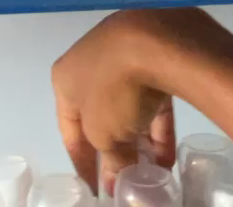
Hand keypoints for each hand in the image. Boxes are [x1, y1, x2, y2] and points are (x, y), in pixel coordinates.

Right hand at [52, 8, 228, 191]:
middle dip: (114, 153)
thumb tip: (115, 181)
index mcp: (65, 79)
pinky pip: (150, 102)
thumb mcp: (104, 133)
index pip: (69, 130)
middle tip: (126, 183)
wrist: (152, 42)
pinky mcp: (150, 61)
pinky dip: (157, 129)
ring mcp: (120, 60)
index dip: (81, 163)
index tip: (95, 190)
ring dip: (138, 143)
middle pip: (99, 118)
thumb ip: (110, 160)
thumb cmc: (112, 87)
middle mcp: (88, 66)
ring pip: (126, 110)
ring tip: (150, 175)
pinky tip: (167, 158)